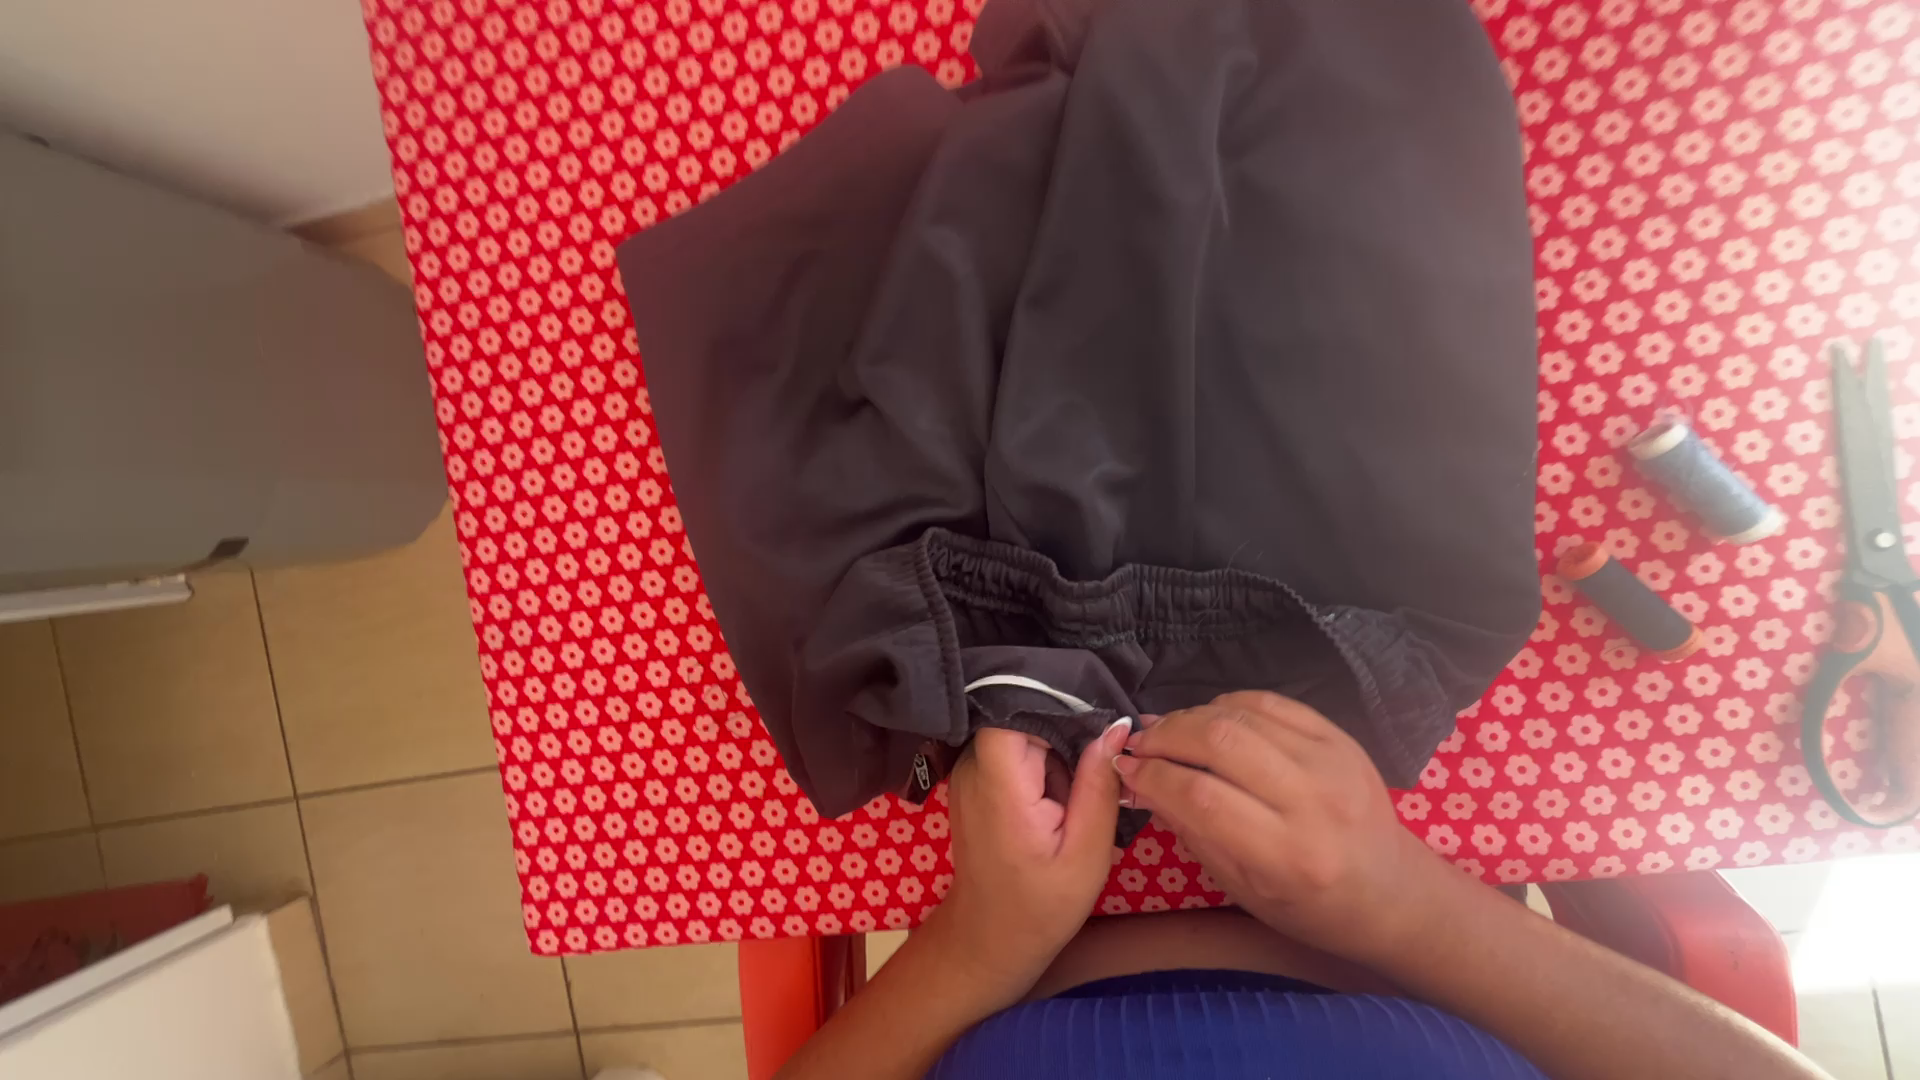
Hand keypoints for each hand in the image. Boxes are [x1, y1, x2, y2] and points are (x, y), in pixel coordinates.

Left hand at [930, 721, 1129, 1004]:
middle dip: (1061, 733)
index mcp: (999, 781)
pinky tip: (1052, 800)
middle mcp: (973, 765)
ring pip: (1019, 731)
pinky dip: (1037, 764)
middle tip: (1090, 772)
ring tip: (1070, 795)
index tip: (1092, 723)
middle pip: (1021, 716)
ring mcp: (967, 769)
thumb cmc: (1040, 905)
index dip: (1053, 704)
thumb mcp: (1086, 853)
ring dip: (1051, 751)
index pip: (1012, 707)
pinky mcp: (973, 777)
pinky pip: (1010, 749)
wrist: (988, 936)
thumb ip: (1099, 785)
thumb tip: (1114, 727)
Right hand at [1113, 691, 1458, 966]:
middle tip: (1139, 742)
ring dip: (1190, 716)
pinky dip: (1228, 703)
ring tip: (1167, 729)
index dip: (1153, 775)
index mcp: (1288, 856)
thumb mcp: (1241, 888)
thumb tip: (1138, 781)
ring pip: (1241, 715)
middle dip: (1165, 735)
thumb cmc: (1310, 908)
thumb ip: (1190, 829)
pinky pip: (1270, 702)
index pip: (1201, 796)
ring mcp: (1331, 762)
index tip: (1124, 768)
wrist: (1394, 894)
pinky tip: (1208, 718)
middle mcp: (1313, 803)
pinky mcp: (1340, 737)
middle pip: (1219, 742)